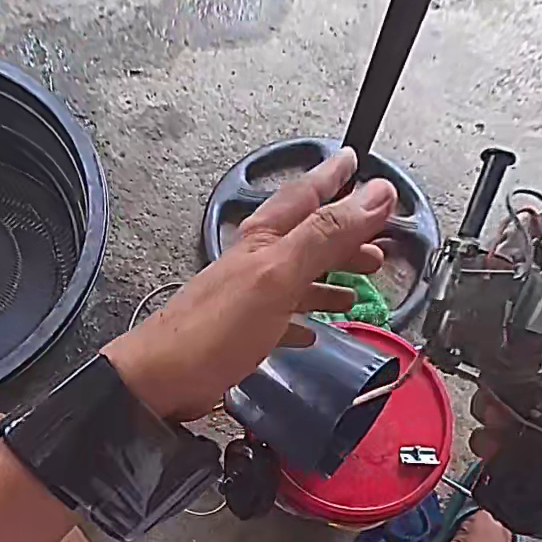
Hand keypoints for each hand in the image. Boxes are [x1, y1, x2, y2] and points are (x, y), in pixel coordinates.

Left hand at [102, 150, 396, 419]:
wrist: (164, 379)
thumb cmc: (215, 329)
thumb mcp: (277, 274)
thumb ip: (326, 235)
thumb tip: (375, 195)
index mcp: (265, 240)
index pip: (306, 195)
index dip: (334, 178)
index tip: (357, 162)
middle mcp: (257, 262)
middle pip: (309, 239)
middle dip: (345, 236)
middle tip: (377, 241)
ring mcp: (251, 298)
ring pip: (300, 278)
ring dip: (330, 278)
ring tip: (357, 284)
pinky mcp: (247, 333)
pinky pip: (285, 319)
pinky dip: (306, 319)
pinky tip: (315, 330)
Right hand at [472, 323, 541, 541]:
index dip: (537, 351)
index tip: (517, 352)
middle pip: (525, 382)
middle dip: (503, 383)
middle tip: (496, 393)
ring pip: (508, 412)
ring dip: (491, 412)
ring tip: (492, 420)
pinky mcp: (535, 464)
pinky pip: (503, 447)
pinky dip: (490, 444)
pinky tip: (492, 445)